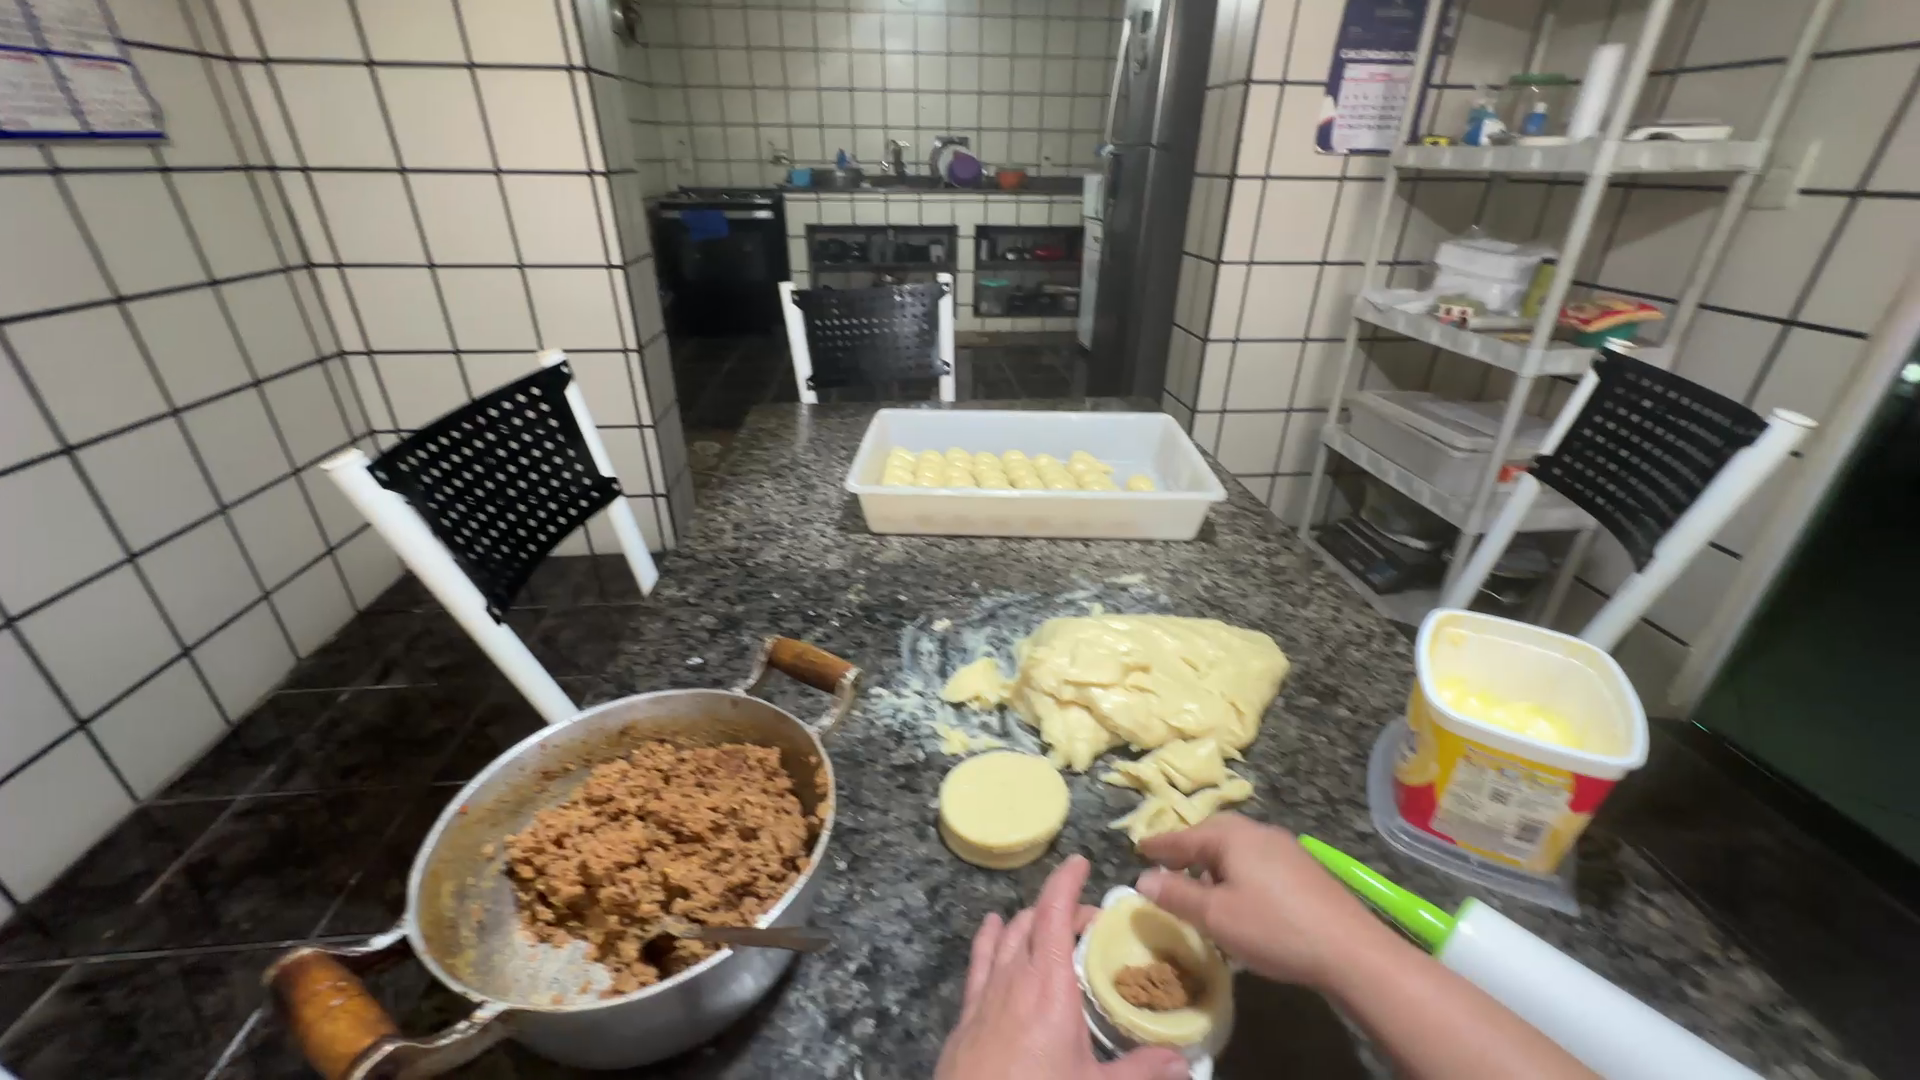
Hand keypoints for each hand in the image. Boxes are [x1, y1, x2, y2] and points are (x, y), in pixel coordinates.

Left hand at [936, 854, 1190, 1079]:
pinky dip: (990, 935)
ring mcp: (987, 990)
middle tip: (1089, 921)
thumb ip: (1140, 1071)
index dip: (1066, 882)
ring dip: (1030, 919)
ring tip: (1050, 920)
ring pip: (1006, 934)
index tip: (1081, 862)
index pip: (1055, 913)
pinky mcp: (967, 1010)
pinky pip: (979, 958)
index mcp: (1049, 984)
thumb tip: (1183, 1061)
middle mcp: (1015, 975)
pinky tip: (992, 926)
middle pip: (1034, 920)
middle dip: (1061, 907)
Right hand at [1136, 814, 1386, 989]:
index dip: (1159, 845)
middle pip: (1213, 832)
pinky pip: (1257, 858)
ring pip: (1238, 845)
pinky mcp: (1304, 868)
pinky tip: (1242, 894)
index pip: (1184, 836)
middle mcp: (1257, 831)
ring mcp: (1285, 848)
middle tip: (1169, 862)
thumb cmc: (1274, 928)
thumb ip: (1177, 895)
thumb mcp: (1215, 916)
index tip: (1138, 848)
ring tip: (1203, 883)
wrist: (1352, 951)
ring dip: (1215, 859)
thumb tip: (1143, 878)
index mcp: (1232, 836)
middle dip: (1189, 846)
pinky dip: (1238, 868)